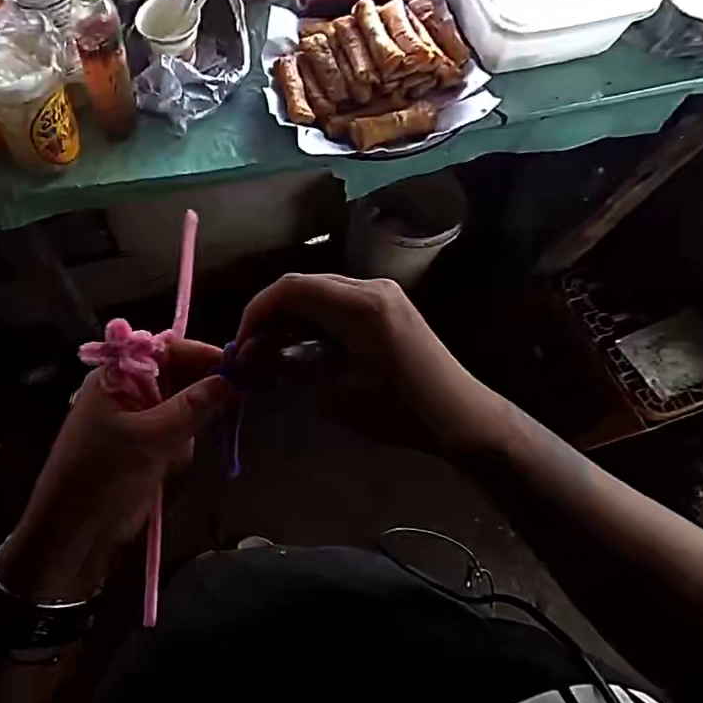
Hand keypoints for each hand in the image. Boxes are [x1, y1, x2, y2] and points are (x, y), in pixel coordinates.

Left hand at [0, 339, 235, 598]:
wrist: (74, 533)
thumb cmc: (100, 476)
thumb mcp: (147, 439)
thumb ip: (191, 409)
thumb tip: (231, 381)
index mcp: (117, 375)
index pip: (169, 350)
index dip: (203, 356)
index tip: (237, 370)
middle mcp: (131, 390)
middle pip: (183, 377)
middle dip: (202, 397)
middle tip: (229, 412)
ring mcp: (141, 419)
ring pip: (188, 408)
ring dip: (192, 429)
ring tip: (173, 455)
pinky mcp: (150, 445)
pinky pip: (182, 434)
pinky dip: (183, 449)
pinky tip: (168, 468)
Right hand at [236, 274, 511, 455]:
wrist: (461, 417)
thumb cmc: (402, 412)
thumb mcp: (340, 395)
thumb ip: (294, 368)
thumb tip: (258, 358)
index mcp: (361, 305)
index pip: (292, 289)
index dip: (257, 311)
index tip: (242, 343)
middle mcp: (371, 288)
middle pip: (303, 285)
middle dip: (269, 314)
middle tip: (250, 350)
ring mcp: (382, 294)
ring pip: (318, 291)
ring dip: (289, 316)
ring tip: (270, 350)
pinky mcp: (387, 306)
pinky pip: (337, 301)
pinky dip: (312, 318)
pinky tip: (301, 346)